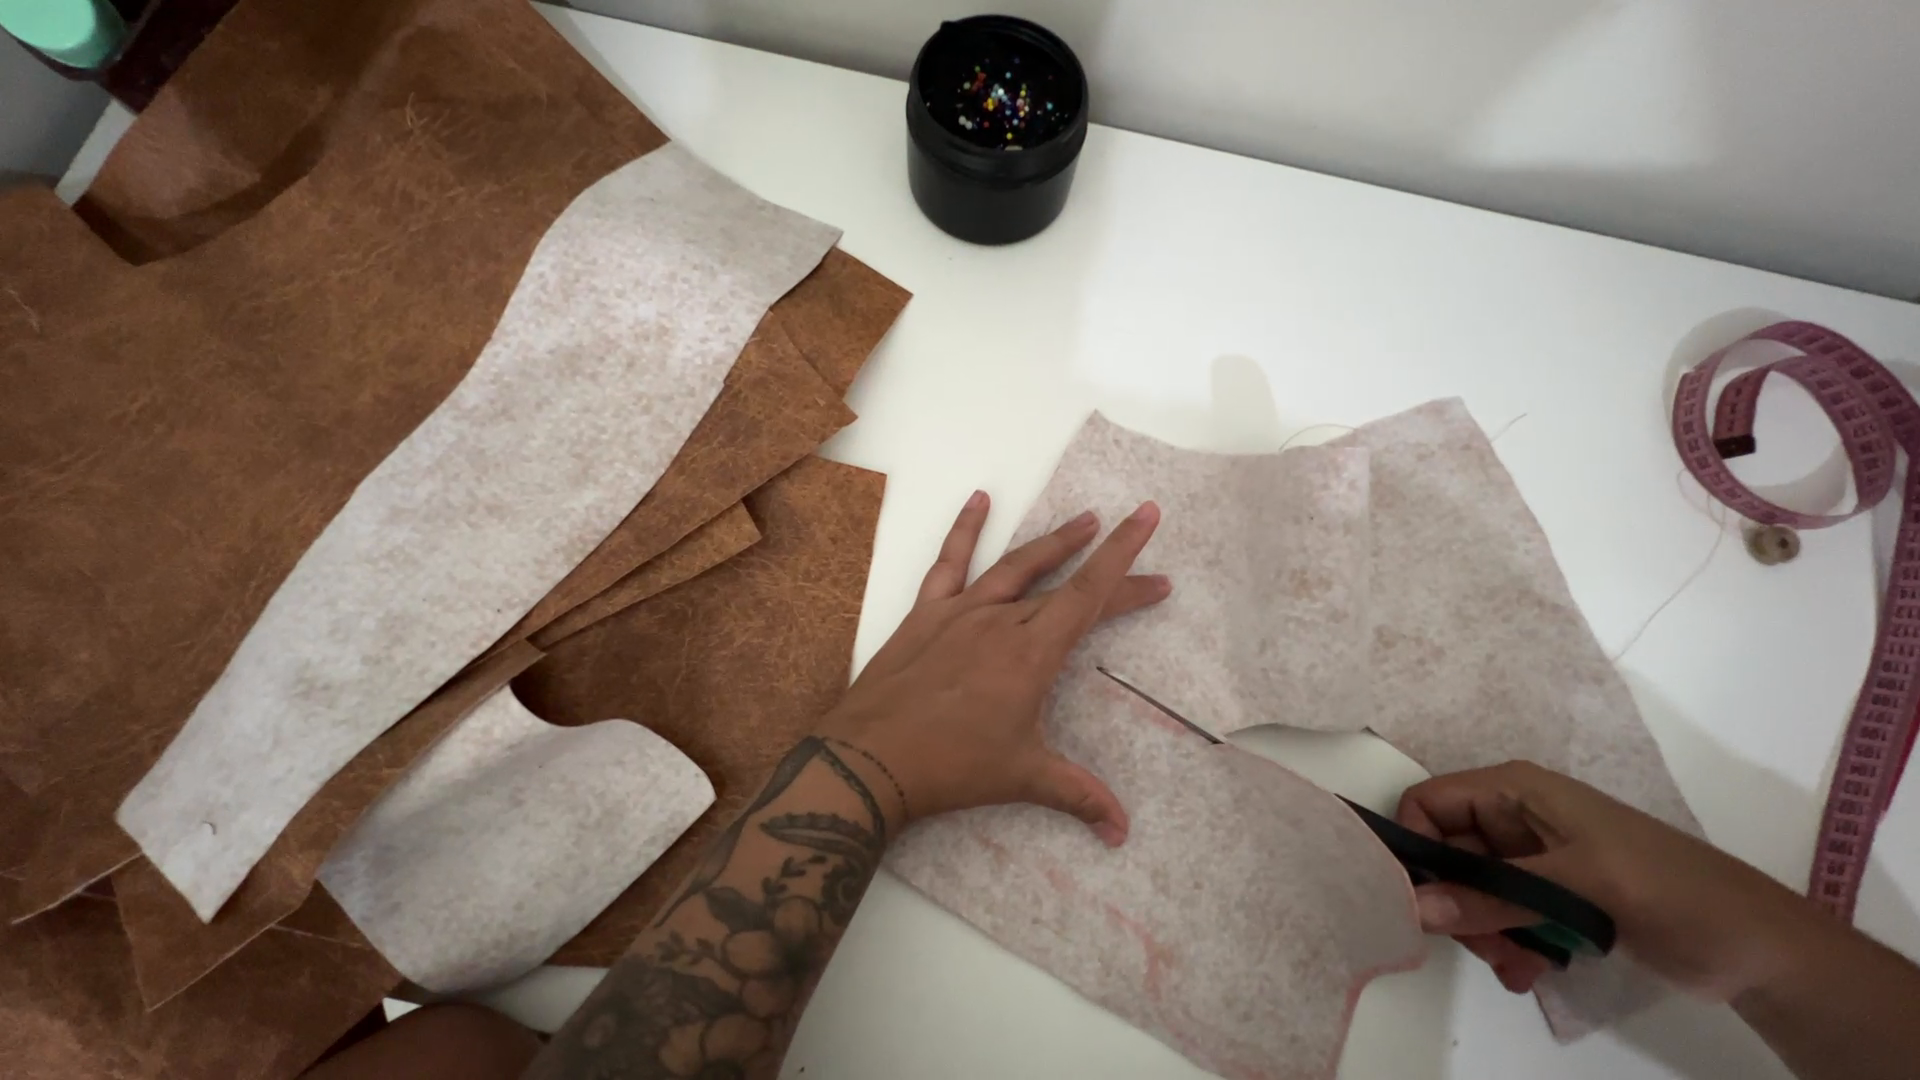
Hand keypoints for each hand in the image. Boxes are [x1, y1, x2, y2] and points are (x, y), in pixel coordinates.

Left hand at [814, 491, 1169, 845]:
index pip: (1089, 595)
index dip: (1124, 560)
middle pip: (1064, 583)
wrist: (870, 758)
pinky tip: (979, 500)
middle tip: (1135, 541)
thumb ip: (1078, 795)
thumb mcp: (1022, 778)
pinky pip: (949, 563)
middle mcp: (1000, 621)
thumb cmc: (951, 767)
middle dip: (1106, 562)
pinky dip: (965, 529)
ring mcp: (960, 611)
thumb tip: (1122, 832)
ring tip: (1083, 517)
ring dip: (1052, 540)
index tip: (1147, 521)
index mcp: (1031, 654)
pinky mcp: (925, 613)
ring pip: (1015, 565)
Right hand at [1397, 760, 1812, 999]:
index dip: (1415, 846)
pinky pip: (1499, 912)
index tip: (1421, 900)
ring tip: (1513, 965)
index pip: (1428, 803)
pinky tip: (1527, 971)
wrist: (1765, 950)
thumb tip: (1414, 907)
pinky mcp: (1549, 894)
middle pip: (1445, 851)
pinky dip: (1504, 942)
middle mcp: (1512, 816)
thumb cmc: (1671, 892)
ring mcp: (1532, 856)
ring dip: (1481, 930)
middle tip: (1481, 946)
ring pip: (1468, 888)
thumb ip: (1493, 899)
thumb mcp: (1579, 890)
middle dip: (1454, 902)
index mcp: (1513, 790)